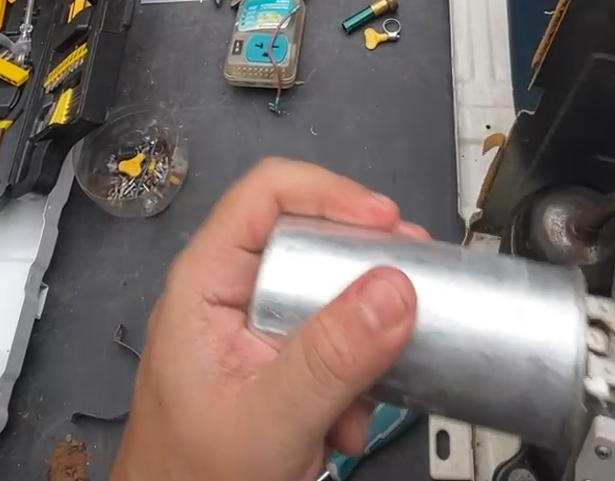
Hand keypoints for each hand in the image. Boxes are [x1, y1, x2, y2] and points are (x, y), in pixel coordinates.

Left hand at [113, 158, 422, 480]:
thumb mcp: (267, 421)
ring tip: (375, 372)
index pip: (267, 193)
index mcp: (206, 280)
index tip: (383, 219)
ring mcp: (257, 324)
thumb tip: (391, 290)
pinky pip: (333, 335)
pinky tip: (347, 417)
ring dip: (362, 331)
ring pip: (327, 287)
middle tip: (408, 273)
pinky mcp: (280, 357)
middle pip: (307, 233)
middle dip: (361, 262)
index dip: (328, 192)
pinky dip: (355, 370)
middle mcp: (232, 290)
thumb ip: (330, 359)